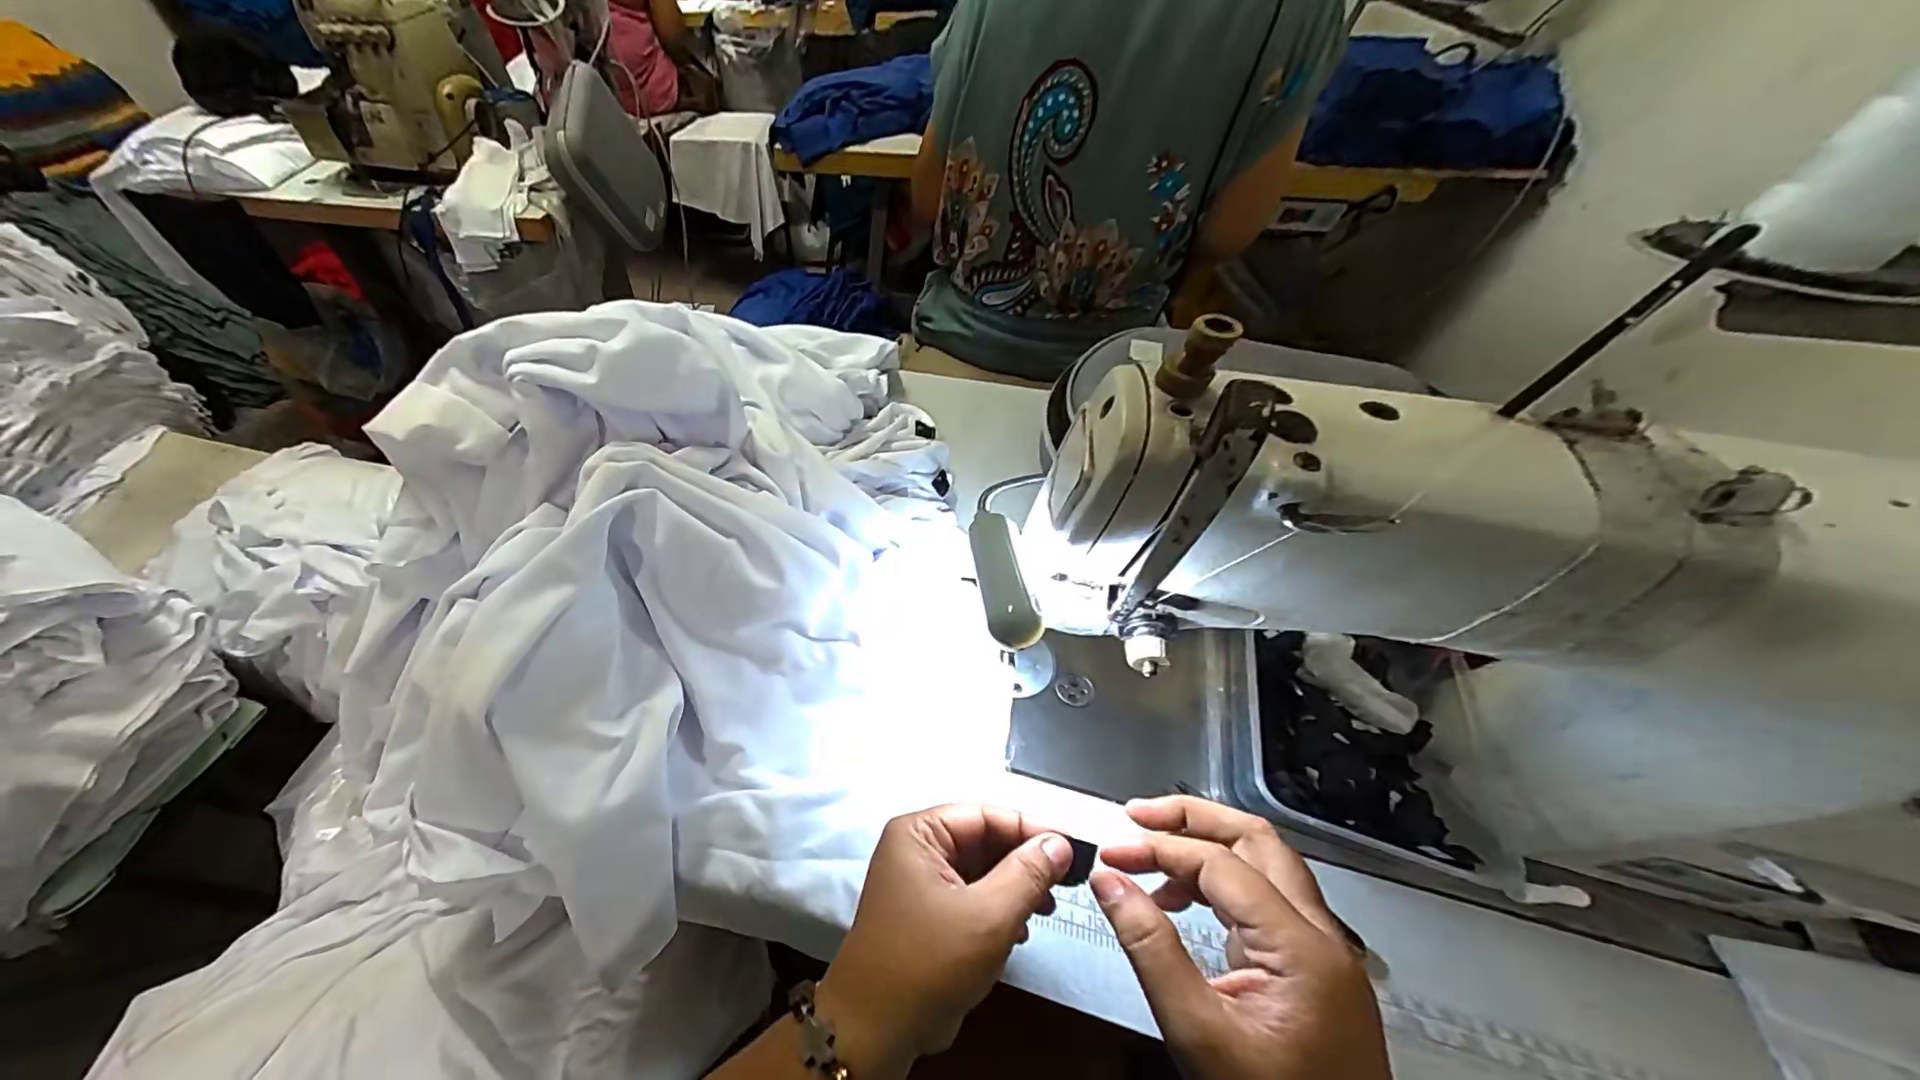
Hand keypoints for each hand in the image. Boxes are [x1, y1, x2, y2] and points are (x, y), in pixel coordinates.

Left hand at [819, 804, 1073, 1077]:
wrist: (875, 1033)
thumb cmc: (928, 963)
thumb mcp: (988, 914)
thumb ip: (1028, 873)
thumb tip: (1059, 843)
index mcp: (919, 833)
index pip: (985, 816)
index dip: (1030, 829)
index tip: (1070, 848)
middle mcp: (916, 849)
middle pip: (983, 841)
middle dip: (1023, 862)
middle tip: (1064, 882)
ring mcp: (920, 882)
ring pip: (981, 869)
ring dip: (1014, 887)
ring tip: (1045, 908)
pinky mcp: (928, 913)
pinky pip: (971, 895)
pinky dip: (998, 908)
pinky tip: (1021, 928)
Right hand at [1092, 796, 1390, 1079]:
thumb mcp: (1199, 1034)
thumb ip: (1151, 949)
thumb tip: (1109, 881)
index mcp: (1302, 947)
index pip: (1220, 863)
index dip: (1159, 848)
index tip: (1112, 854)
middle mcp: (1321, 934)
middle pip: (1256, 838)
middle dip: (1192, 818)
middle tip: (1139, 816)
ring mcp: (1321, 949)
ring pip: (1263, 861)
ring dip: (1206, 845)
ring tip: (1151, 856)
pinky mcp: (1310, 965)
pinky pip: (1263, 896)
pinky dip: (1218, 881)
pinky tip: (1181, 899)